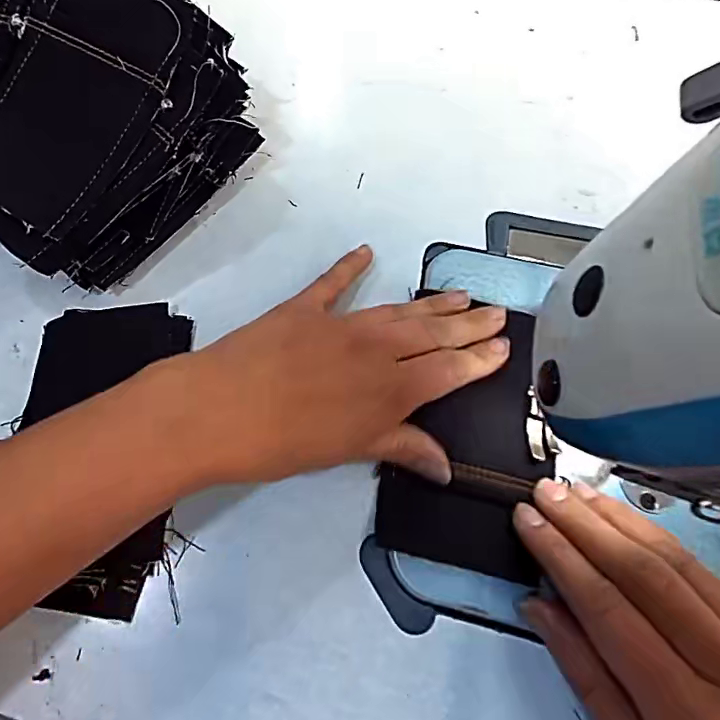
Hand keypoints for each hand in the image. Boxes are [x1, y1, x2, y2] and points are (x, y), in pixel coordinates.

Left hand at [140, 245, 509, 484]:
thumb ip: (401, 448)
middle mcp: (375, 350)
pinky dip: (350, 268)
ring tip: (461, 295)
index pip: (450, 369)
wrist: (215, 411)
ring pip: (398, 311)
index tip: (505, 346)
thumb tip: (444, 467)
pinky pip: (333, 284)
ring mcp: (340, 324)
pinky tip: (366, 252)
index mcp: (390, 389)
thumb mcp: (349, 451)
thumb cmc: (283, 444)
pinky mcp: (303, 309)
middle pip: (433, 334)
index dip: (480, 358)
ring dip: (432, 304)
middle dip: (470, 325)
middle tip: (497, 312)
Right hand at [514, 479, 719, 719]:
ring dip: (628, 525)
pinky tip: (641, 531)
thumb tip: (547, 614)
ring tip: (586, 498)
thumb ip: (594, 690)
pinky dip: (672, 552)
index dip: (563, 558)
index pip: (612, 612)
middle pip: (650, 577)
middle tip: (550, 494)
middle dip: (589, 526)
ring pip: (689, 572)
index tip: (532, 524)